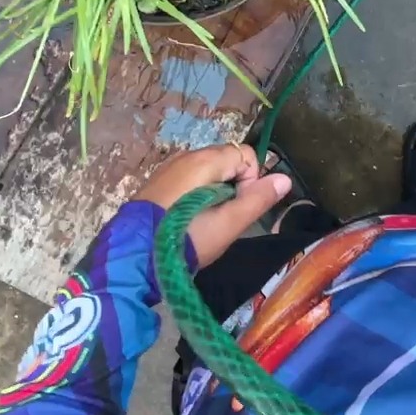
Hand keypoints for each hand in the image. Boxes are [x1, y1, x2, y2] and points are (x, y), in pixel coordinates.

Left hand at [137, 144, 290, 266]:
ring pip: (208, 170)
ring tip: (204, 222)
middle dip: (234, 186)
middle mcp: (187, 156)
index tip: (239, 208)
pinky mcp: (157, 182)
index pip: (246, 154)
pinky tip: (187, 219)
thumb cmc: (186, 240)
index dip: (251, 181)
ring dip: (216, 191)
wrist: (131, 260)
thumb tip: (284, 178)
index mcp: (205, 161)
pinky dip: (196, 193)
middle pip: (227, 160)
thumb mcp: (227, 225)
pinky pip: (189, 179)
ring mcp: (169, 168)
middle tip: (223, 218)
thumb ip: (257, 200)